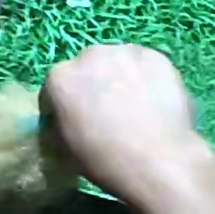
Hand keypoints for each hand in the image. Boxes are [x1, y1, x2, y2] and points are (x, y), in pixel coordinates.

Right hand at [41, 44, 213, 206]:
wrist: (158, 162)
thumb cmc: (105, 160)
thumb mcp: (66, 148)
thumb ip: (60, 124)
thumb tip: (65, 119)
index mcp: (60, 78)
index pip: (56, 87)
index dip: (66, 105)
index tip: (77, 120)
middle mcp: (89, 55)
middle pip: (88, 68)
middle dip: (95, 85)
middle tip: (109, 113)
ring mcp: (125, 52)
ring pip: (119, 63)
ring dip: (121, 78)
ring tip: (135, 107)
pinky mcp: (156, 55)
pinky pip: (145, 66)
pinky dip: (146, 79)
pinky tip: (154, 103)